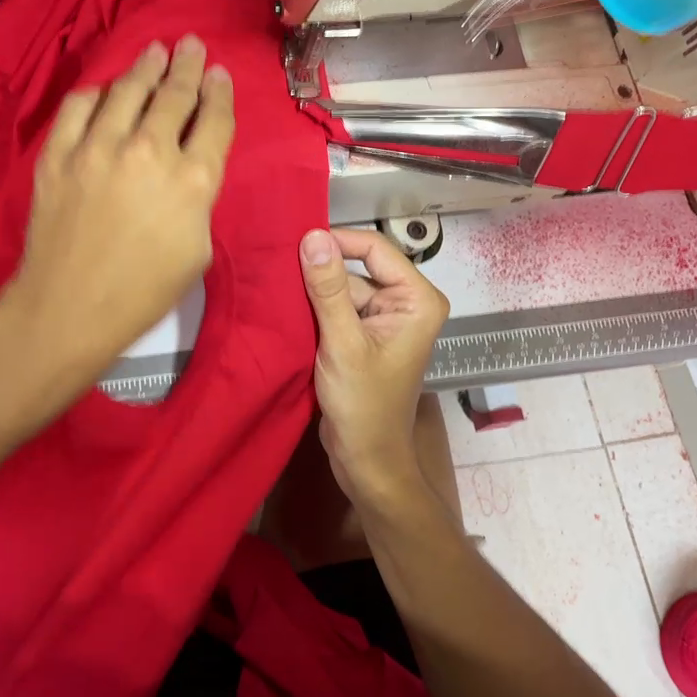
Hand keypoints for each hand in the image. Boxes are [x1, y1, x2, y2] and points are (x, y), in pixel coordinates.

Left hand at [0, 36, 234, 399]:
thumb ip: (199, 198)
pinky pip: (79, 107)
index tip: (220, 75)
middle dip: (188, 66)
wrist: (69, 308)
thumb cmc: (143, 291)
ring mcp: (97, 148)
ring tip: (156, 51)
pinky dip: (96, 92)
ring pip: (127, 90)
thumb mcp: (197, 250)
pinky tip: (106, 89)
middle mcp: (148, 152)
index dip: (220, 93)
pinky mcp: (58, 153)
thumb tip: (188, 166)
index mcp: (192, 181)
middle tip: (192, 45)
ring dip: (145, 66)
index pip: (214, 121)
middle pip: (174, 94)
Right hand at [298, 228, 449, 503]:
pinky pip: (339, 307)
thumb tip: (312, 236)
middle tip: (279, 265)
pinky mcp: (366, 334)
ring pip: (344, 286)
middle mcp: (407, 302)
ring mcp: (386, 319)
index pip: (375, 248)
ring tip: (279, 287)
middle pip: (359, 266)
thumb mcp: (342, 343)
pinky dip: (316, 307)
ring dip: (315, 290)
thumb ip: (328, 289)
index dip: (337, 241)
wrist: (365, 460)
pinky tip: (289, 307)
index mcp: (417, 300)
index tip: (295, 244)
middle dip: (322, 268)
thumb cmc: (363, 405)